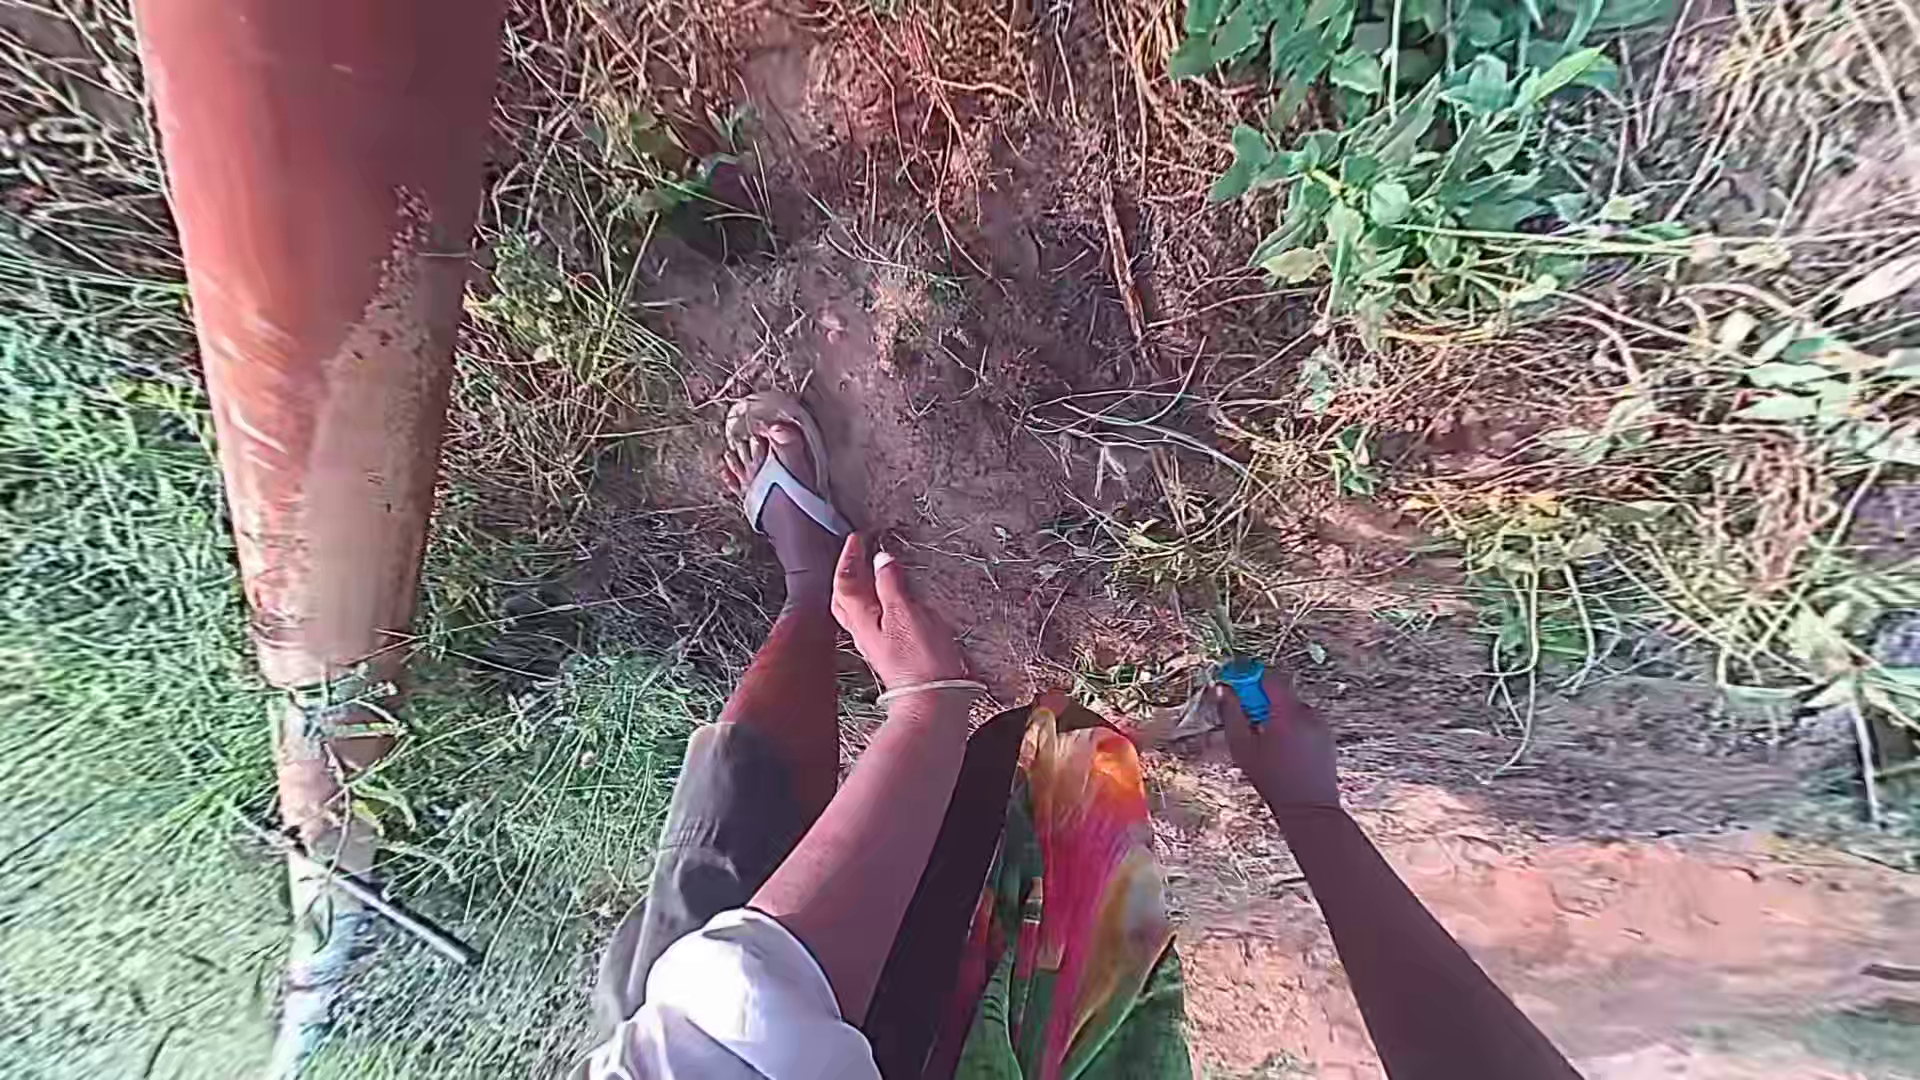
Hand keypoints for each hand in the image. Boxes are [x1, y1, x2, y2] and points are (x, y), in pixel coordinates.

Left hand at [831, 533, 968, 690]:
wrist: (932, 699)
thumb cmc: (921, 660)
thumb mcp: (907, 613)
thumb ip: (892, 584)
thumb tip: (882, 560)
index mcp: (862, 618)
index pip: (846, 581)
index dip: (850, 557)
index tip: (857, 538)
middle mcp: (863, 630)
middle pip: (844, 596)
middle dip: (848, 571)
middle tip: (858, 551)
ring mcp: (876, 641)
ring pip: (857, 607)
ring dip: (861, 585)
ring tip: (873, 570)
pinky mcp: (891, 649)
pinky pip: (875, 617)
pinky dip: (878, 599)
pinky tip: (892, 598)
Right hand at [1215, 669, 1340, 811]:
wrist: (1309, 809)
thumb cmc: (1272, 779)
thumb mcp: (1242, 746)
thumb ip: (1232, 714)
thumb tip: (1223, 689)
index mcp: (1289, 714)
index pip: (1270, 678)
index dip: (1251, 679)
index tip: (1236, 687)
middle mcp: (1309, 715)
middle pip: (1281, 692)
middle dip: (1262, 699)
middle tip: (1248, 718)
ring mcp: (1322, 727)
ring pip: (1292, 707)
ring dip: (1276, 712)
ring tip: (1265, 736)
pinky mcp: (1327, 739)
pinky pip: (1304, 720)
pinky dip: (1290, 724)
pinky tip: (1281, 746)